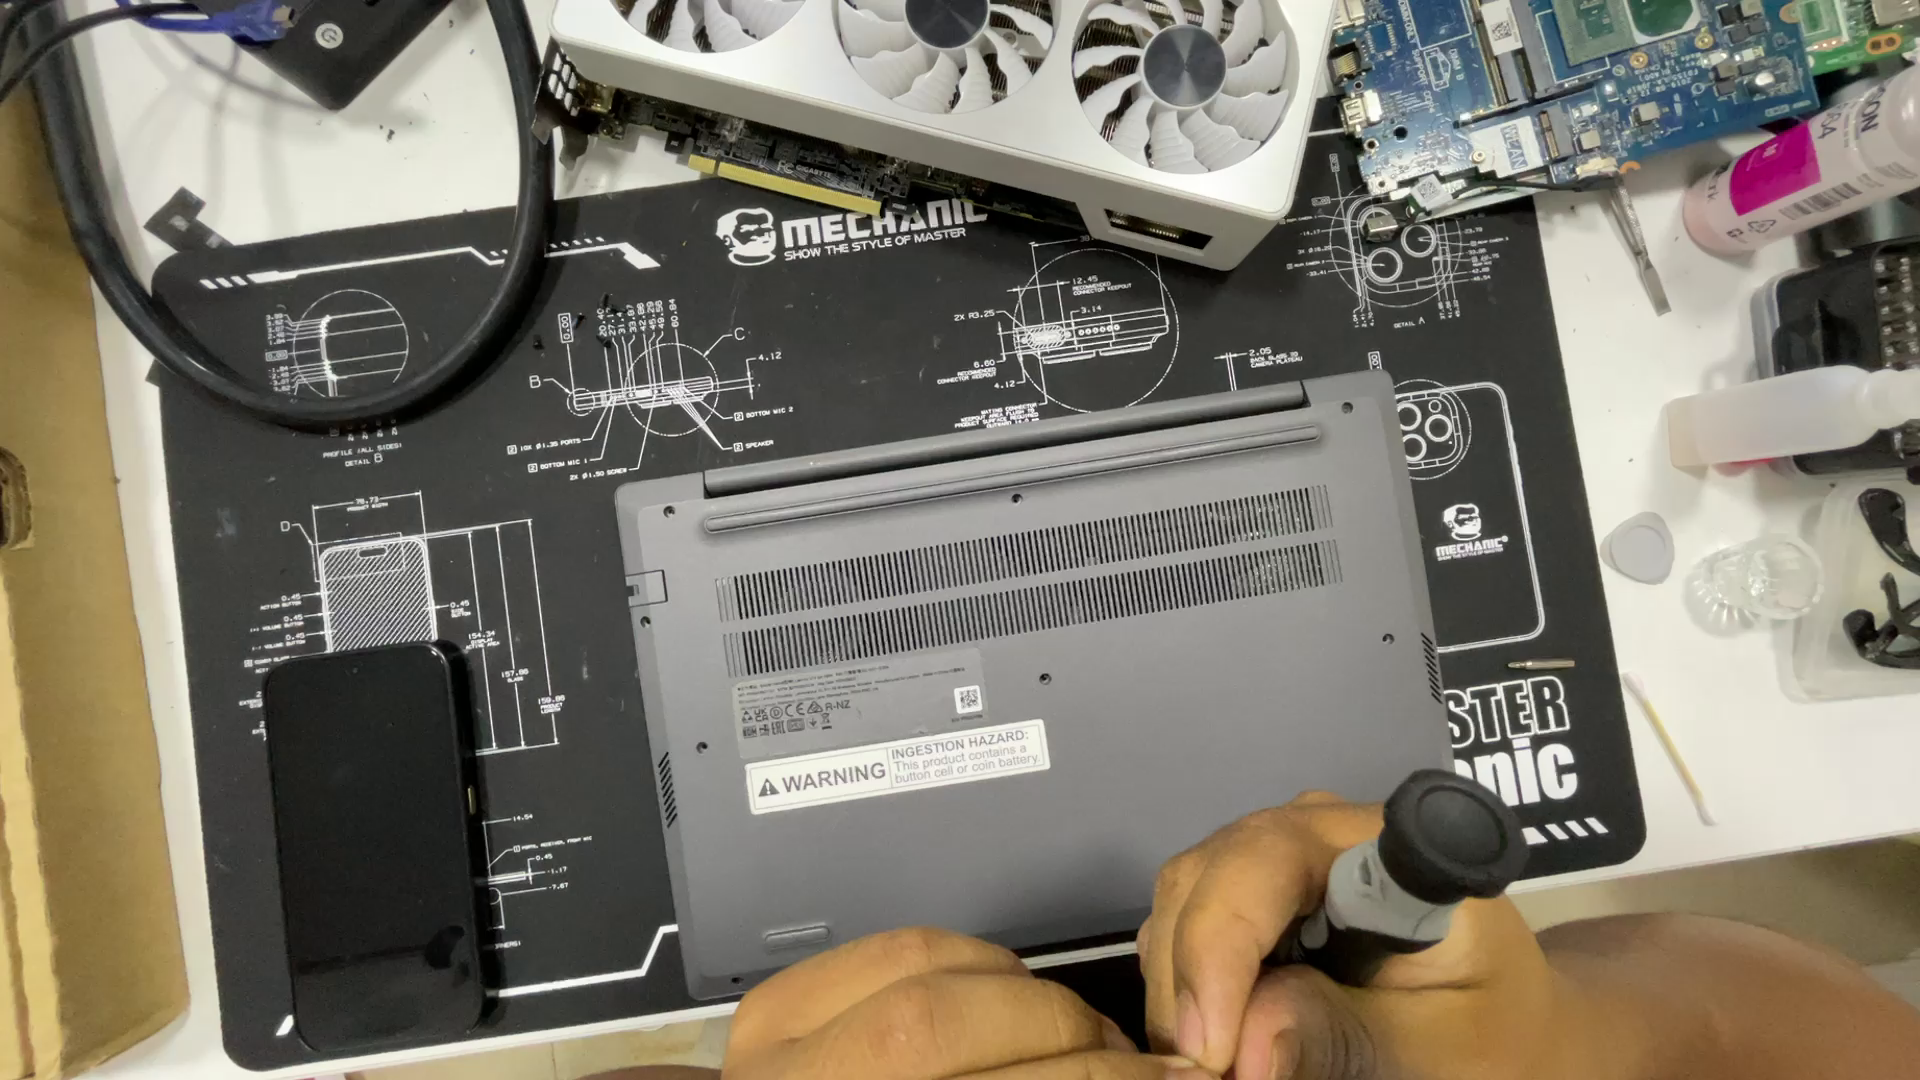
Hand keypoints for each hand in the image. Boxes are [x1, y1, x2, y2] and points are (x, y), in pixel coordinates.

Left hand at [723, 926, 1198, 1078]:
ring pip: (919, 966)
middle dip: (1063, 1033)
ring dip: (1022, 990)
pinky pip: (892, 945)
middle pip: (937, 1024)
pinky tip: (1006, 986)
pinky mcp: (774, 1004)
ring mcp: (768, 1043)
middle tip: (1129, 1056)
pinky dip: (967, 958)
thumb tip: (1111, 1076)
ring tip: (1079, 1024)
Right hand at [1137, 792, 1562, 1079]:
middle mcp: (1299, 827)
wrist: (1515, 1022)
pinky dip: (1181, 986)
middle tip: (1203, 1079)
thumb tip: (1238, 1055)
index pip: (1264, 863)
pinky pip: (1182, 922)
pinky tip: (1211, 1039)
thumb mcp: (1444, 1053)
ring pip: (1180, 900)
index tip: (1214, 1051)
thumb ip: (1345, 1038)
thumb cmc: (1501, 1036)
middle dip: (1190, 983)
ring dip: (1177, 990)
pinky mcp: (1241, 886)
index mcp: (1369, 839)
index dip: (1222, 943)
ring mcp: (1264, 852)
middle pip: (1203, 879)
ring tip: (1208, 1067)